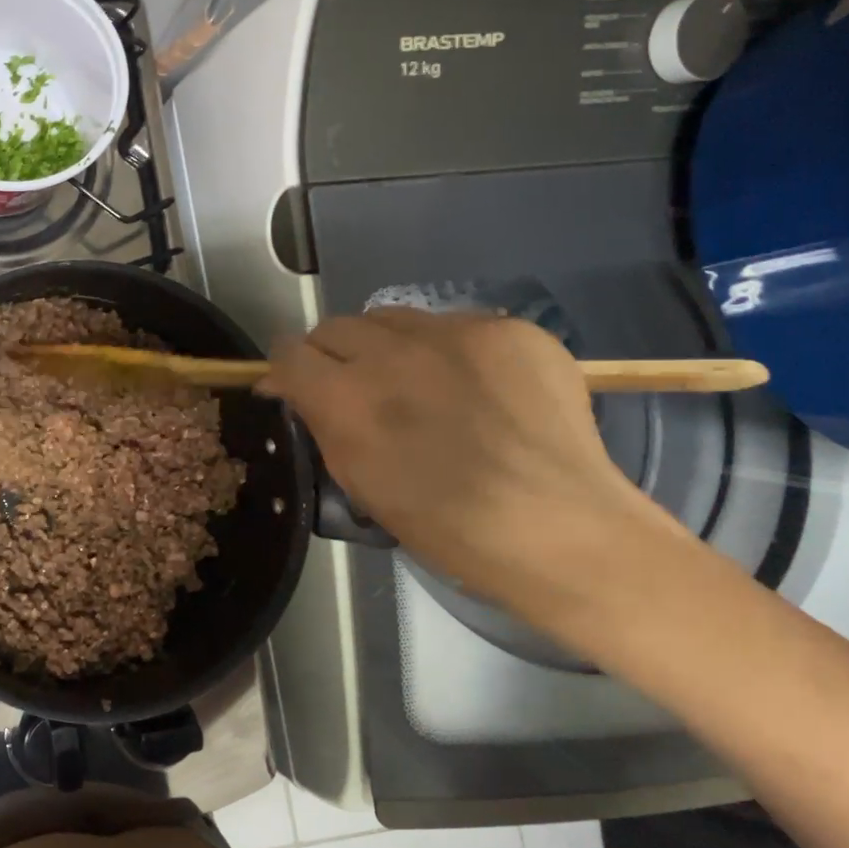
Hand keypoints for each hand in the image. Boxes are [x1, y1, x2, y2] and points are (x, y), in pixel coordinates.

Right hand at [266, 308, 679, 609]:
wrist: (561, 529)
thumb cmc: (445, 526)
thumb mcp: (357, 480)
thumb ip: (322, 423)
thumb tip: (297, 390)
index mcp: (346, 396)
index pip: (288, 352)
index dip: (287, 371)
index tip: (295, 389)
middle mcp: (392, 351)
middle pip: (335, 327)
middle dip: (333, 354)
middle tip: (355, 388)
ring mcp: (456, 333)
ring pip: (392, 318)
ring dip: (388, 345)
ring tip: (416, 383)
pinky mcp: (509, 330)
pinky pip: (455, 325)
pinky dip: (449, 351)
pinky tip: (473, 388)